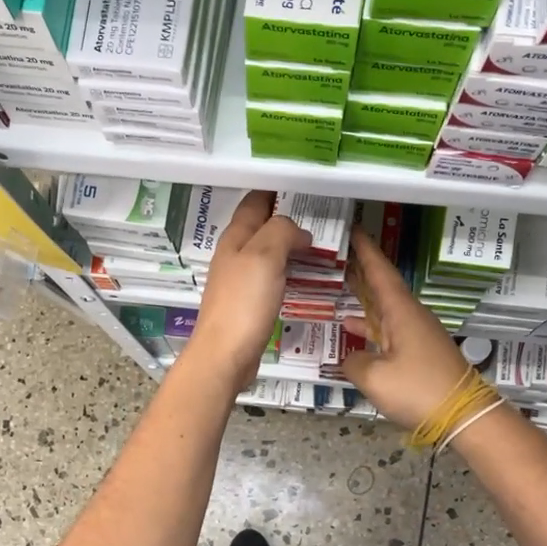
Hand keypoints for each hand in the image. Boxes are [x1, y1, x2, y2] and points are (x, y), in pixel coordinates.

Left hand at [186, 191, 309, 382]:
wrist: (224, 356)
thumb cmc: (243, 303)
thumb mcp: (265, 256)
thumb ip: (282, 232)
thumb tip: (300, 232)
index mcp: (235, 239)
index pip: (255, 203)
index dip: (276, 191)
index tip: (305, 188)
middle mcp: (234, 257)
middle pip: (261, 229)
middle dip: (287, 221)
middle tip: (322, 220)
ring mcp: (239, 284)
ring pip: (266, 256)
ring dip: (289, 249)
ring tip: (319, 249)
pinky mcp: (246, 308)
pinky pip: (270, 281)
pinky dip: (287, 275)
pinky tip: (302, 282)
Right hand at [340, 230, 474, 428]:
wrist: (462, 415)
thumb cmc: (418, 390)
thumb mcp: (375, 378)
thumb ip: (354, 362)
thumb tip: (351, 357)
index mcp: (402, 313)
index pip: (381, 273)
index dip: (365, 252)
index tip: (352, 231)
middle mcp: (411, 318)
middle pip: (383, 288)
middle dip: (362, 272)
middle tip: (339, 256)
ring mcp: (418, 336)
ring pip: (385, 310)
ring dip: (363, 299)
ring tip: (339, 289)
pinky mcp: (420, 354)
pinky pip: (389, 331)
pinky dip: (370, 327)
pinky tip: (353, 330)